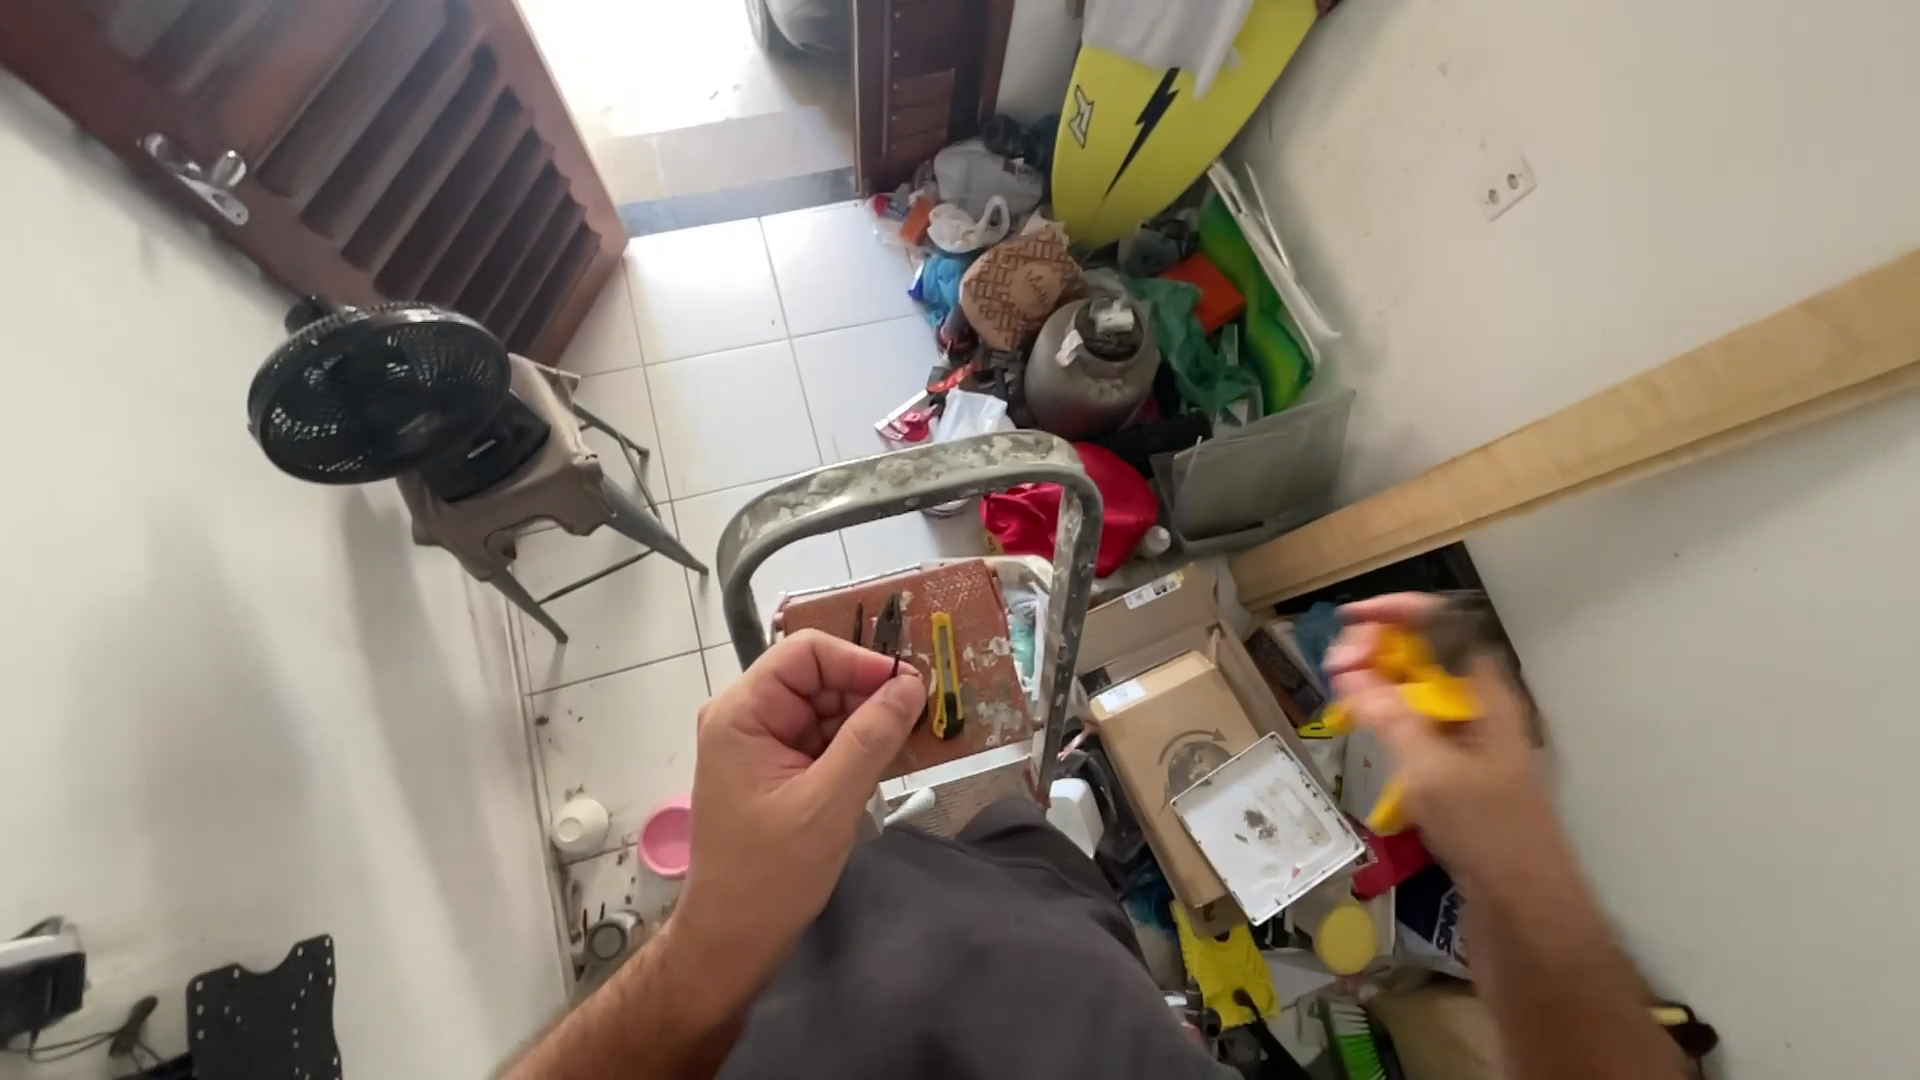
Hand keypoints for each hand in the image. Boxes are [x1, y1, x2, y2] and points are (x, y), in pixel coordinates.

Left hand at [670, 629, 925, 1012]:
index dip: (858, 661)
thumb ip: (872, 737)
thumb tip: (912, 683)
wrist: (734, 940)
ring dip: (868, 720)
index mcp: (742, 712)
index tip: (907, 686)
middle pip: (819, 676)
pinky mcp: (780, 764)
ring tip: (906, 744)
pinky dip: (858, 743)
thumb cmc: (770, 875)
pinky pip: (826, 734)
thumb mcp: (829, 803)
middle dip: (868, 693)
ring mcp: (763, 740)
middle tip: (916, 718)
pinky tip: (885, 762)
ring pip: (828, 704)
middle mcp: (748, 714)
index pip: (805, 653)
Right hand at [1325, 594, 1557, 882]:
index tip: (1349, 618)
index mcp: (1487, 695)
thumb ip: (1390, 715)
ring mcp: (1468, 733)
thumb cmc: (1487, 831)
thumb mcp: (1431, 770)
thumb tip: (1348, 670)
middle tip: (1336, 666)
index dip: (1397, 612)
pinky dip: (1383, 708)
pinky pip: (1414, 715)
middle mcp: (1479, 705)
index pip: (1445, 625)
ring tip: (1340, 691)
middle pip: (1425, 651)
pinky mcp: (1455, 760)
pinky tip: (1360, 721)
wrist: (1523, 905)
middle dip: (1376, 647)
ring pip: (1416, 683)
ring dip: (1375, 677)